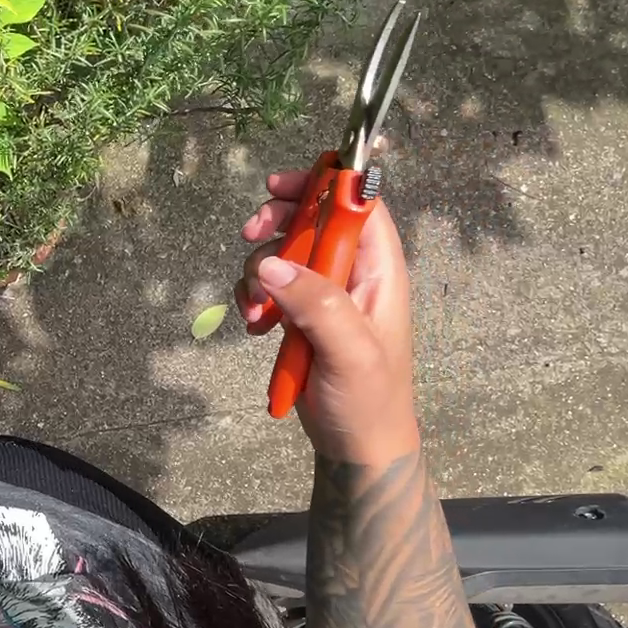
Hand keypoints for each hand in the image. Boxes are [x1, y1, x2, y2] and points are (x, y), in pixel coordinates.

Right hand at [235, 170, 418, 463]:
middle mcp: (350, 274)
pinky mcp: (298, 315)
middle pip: (310, 221)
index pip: (357, 206)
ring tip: (256, 313)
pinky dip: (252, 300)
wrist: (355, 443)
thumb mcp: (349, 350)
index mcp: (378, 271)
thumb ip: (315, 304)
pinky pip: (266, 288)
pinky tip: (255, 327)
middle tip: (249, 235)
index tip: (278, 185)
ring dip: (256, 275)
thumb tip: (268, 265)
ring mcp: (321, 295)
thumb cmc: (368, 398)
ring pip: (280, 256)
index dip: (324, 184)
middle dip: (275, 224)